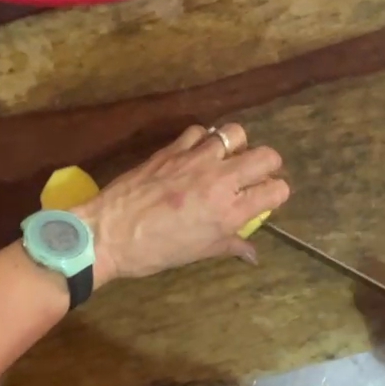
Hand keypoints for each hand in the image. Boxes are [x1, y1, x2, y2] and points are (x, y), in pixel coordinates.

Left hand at [76, 123, 289, 284]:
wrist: (108, 234)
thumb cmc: (154, 252)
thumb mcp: (197, 253)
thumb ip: (229, 245)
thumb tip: (252, 253)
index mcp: (229, 212)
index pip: (276, 190)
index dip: (275, 193)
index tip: (265, 199)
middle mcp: (219, 180)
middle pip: (266, 156)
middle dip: (268, 165)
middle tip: (254, 176)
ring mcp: (195, 160)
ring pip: (234, 133)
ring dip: (237, 145)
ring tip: (227, 159)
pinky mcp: (172, 149)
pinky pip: (199, 131)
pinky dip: (204, 139)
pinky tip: (196, 153)